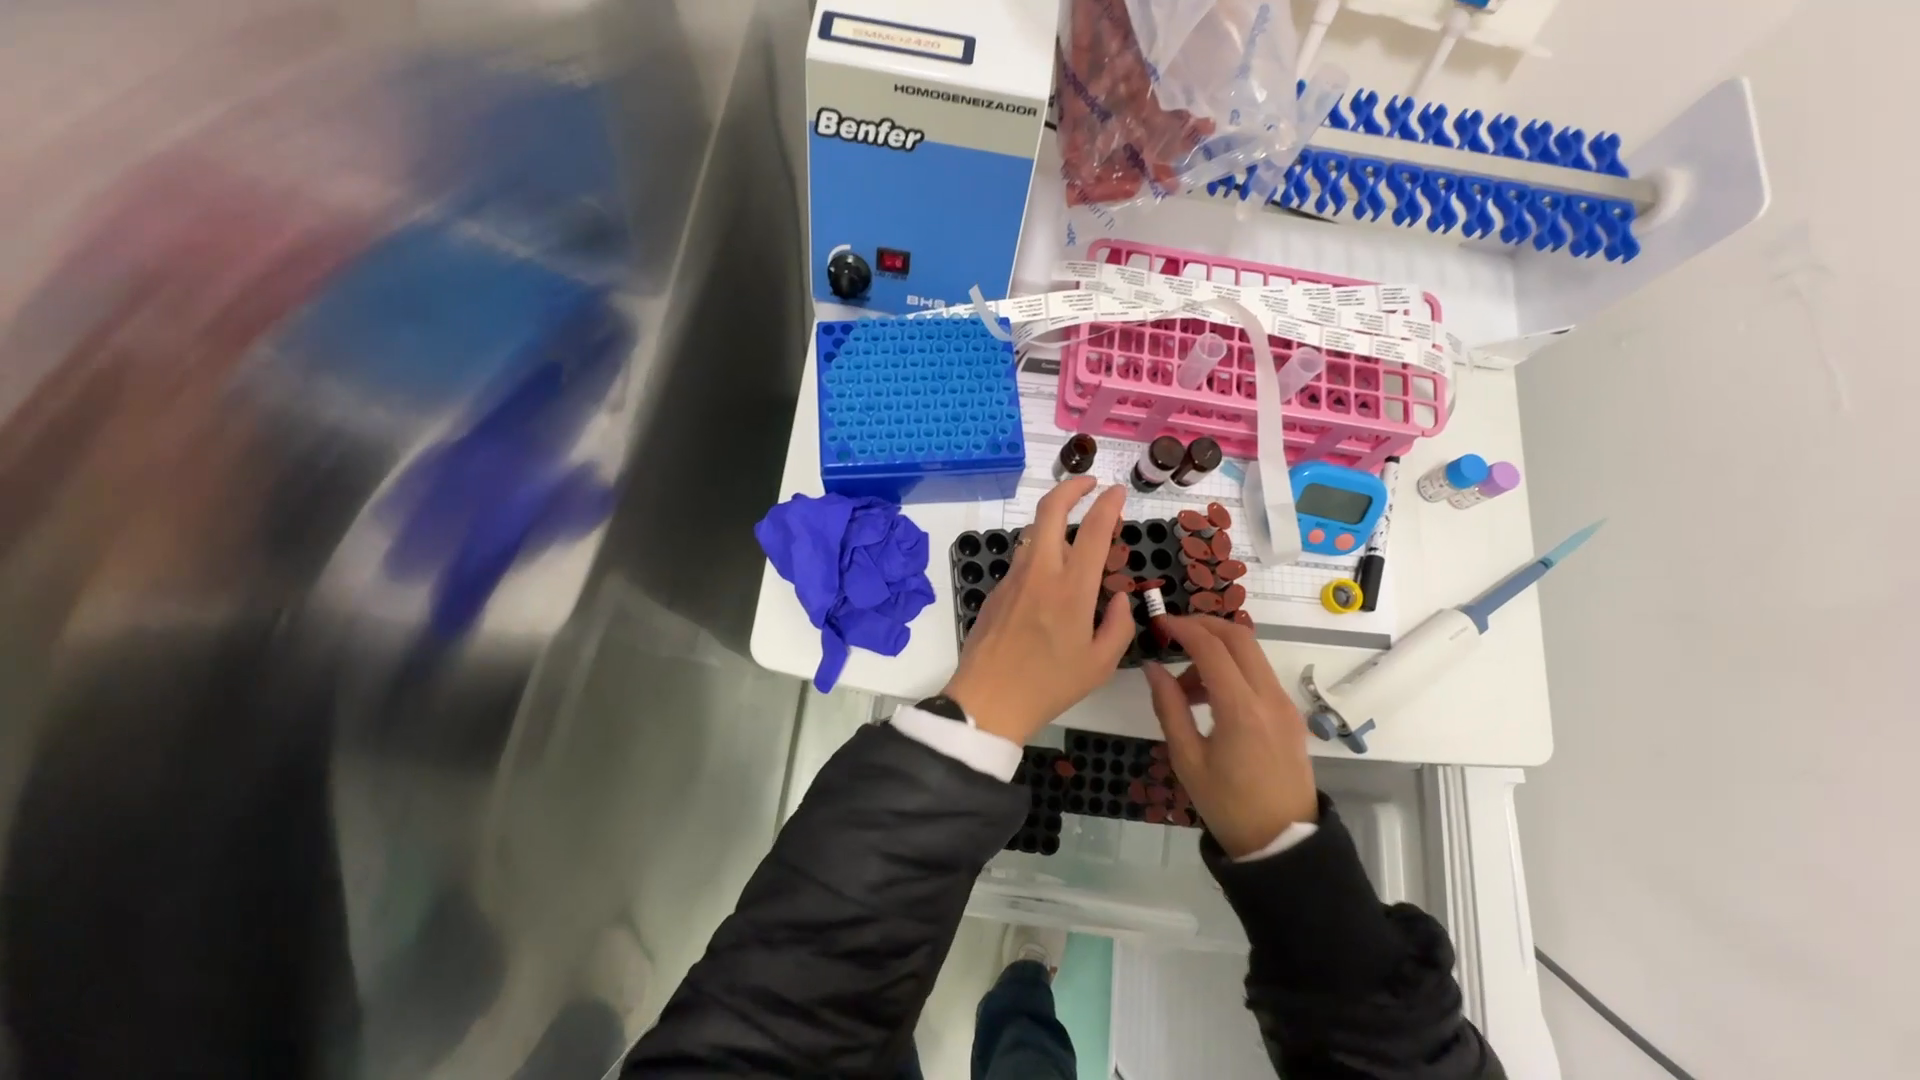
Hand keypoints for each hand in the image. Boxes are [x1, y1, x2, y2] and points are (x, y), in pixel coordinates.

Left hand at [942, 476, 1133, 744]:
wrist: (988, 701)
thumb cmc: (1049, 686)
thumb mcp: (1100, 664)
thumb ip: (1120, 625)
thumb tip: (1122, 598)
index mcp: (1072, 589)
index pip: (1093, 529)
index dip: (1108, 504)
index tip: (1117, 492)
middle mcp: (1040, 572)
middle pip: (1050, 509)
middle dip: (1071, 487)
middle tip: (1090, 484)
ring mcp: (1014, 579)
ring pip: (1033, 532)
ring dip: (1055, 520)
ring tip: (1076, 533)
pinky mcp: (997, 591)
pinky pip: (1023, 559)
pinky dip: (1041, 552)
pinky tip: (1053, 577)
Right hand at [1143, 616, 1317, 857]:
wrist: (1282, 842)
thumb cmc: (1227, 805)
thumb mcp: (1187, 759)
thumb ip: (1169, 707)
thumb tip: (1153, 668)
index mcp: (1240, 709)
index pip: (1211, 648)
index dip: (1183, 629)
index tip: (1159, 624)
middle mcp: (1269, 697)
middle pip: (1239, 637)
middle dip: (1204, 626)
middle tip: (1173, 634)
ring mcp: (1285, 704)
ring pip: (1251, 654)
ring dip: (1218, 651)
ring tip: (1186, 686)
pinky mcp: (1290, 714)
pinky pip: (1259, 675)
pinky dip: (1233, 670)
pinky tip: (1210, 698)